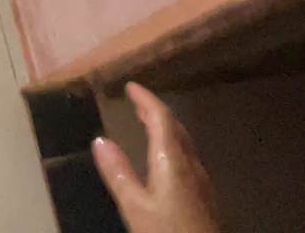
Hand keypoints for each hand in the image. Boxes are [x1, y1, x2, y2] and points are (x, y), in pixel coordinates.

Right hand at [92, 82, 219, 232]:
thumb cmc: (168, 231)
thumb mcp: (135, 206)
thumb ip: (119, 173)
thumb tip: (99, 139)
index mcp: (173, 159)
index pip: (162, 118)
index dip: (146, 99)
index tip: (131, 87)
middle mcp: (191, 164)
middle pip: (175, 128)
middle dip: (156, 111)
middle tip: (137, 103)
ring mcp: (201, 181)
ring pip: (183, 143)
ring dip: (166, 128)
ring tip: (148, 125)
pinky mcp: (204, 197)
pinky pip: (187, 157)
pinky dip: (172, 145)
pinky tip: (165, 159)